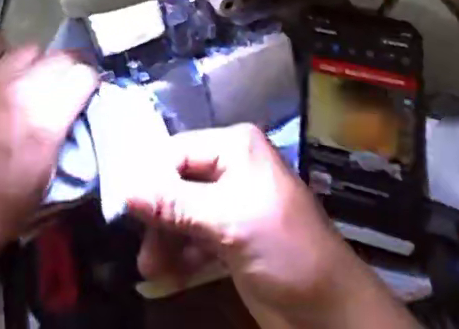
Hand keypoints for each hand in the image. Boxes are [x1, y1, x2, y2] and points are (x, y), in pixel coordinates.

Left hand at [0, 25, 99, 261]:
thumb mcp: (48, 179)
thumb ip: (65, 136)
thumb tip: (74, 113)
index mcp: (47, 119)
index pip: (85, 75)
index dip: (90, 84)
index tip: (87, 96)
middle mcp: (23, 88)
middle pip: (61, 57)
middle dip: (69, 72)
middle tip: (63, 93)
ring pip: (30, 48)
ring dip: (37, 65)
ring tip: (30, 85)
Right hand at [127, 125, 414, 328]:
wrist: (335, 313)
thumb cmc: (285, 251)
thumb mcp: (227, 222)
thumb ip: (174, 205)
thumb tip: (125, 191)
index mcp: (234, 147)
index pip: (176, 151)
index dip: (149, 178)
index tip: (123, 208)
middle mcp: (231, 166)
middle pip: (176, 181)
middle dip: (157, 215)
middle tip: (141, 249)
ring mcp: (231, 202)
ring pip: (182, 211)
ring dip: (165, 238)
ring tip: (151, 269)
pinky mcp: (232, 236)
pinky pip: (194, 235)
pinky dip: (180, 252)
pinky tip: (167, 273)